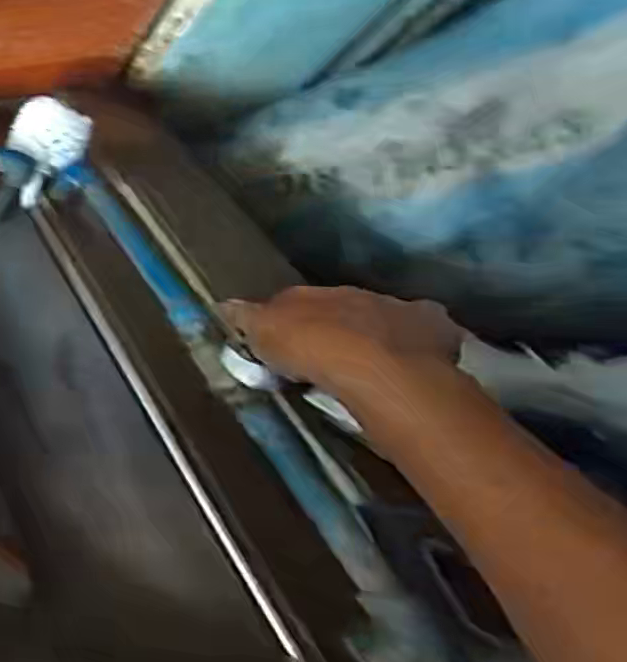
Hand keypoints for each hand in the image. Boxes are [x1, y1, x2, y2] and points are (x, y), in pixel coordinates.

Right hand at [222, 285, 462, 396]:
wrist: (379, 369)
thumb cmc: (309, 349)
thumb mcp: (259, 335)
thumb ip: (243, 317)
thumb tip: (224, 305)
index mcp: (305, 292)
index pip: (288, 300)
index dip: (282, 320)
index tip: (279, 342)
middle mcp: (350, 292)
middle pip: (336, 306)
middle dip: (330, 323)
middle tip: (322, 352)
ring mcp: (396, 307)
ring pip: (378, 316)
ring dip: (372, 331)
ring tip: (365, 359)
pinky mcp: (438, 328)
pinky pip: (426, 332)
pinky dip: (418, 341)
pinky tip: (410, 357)